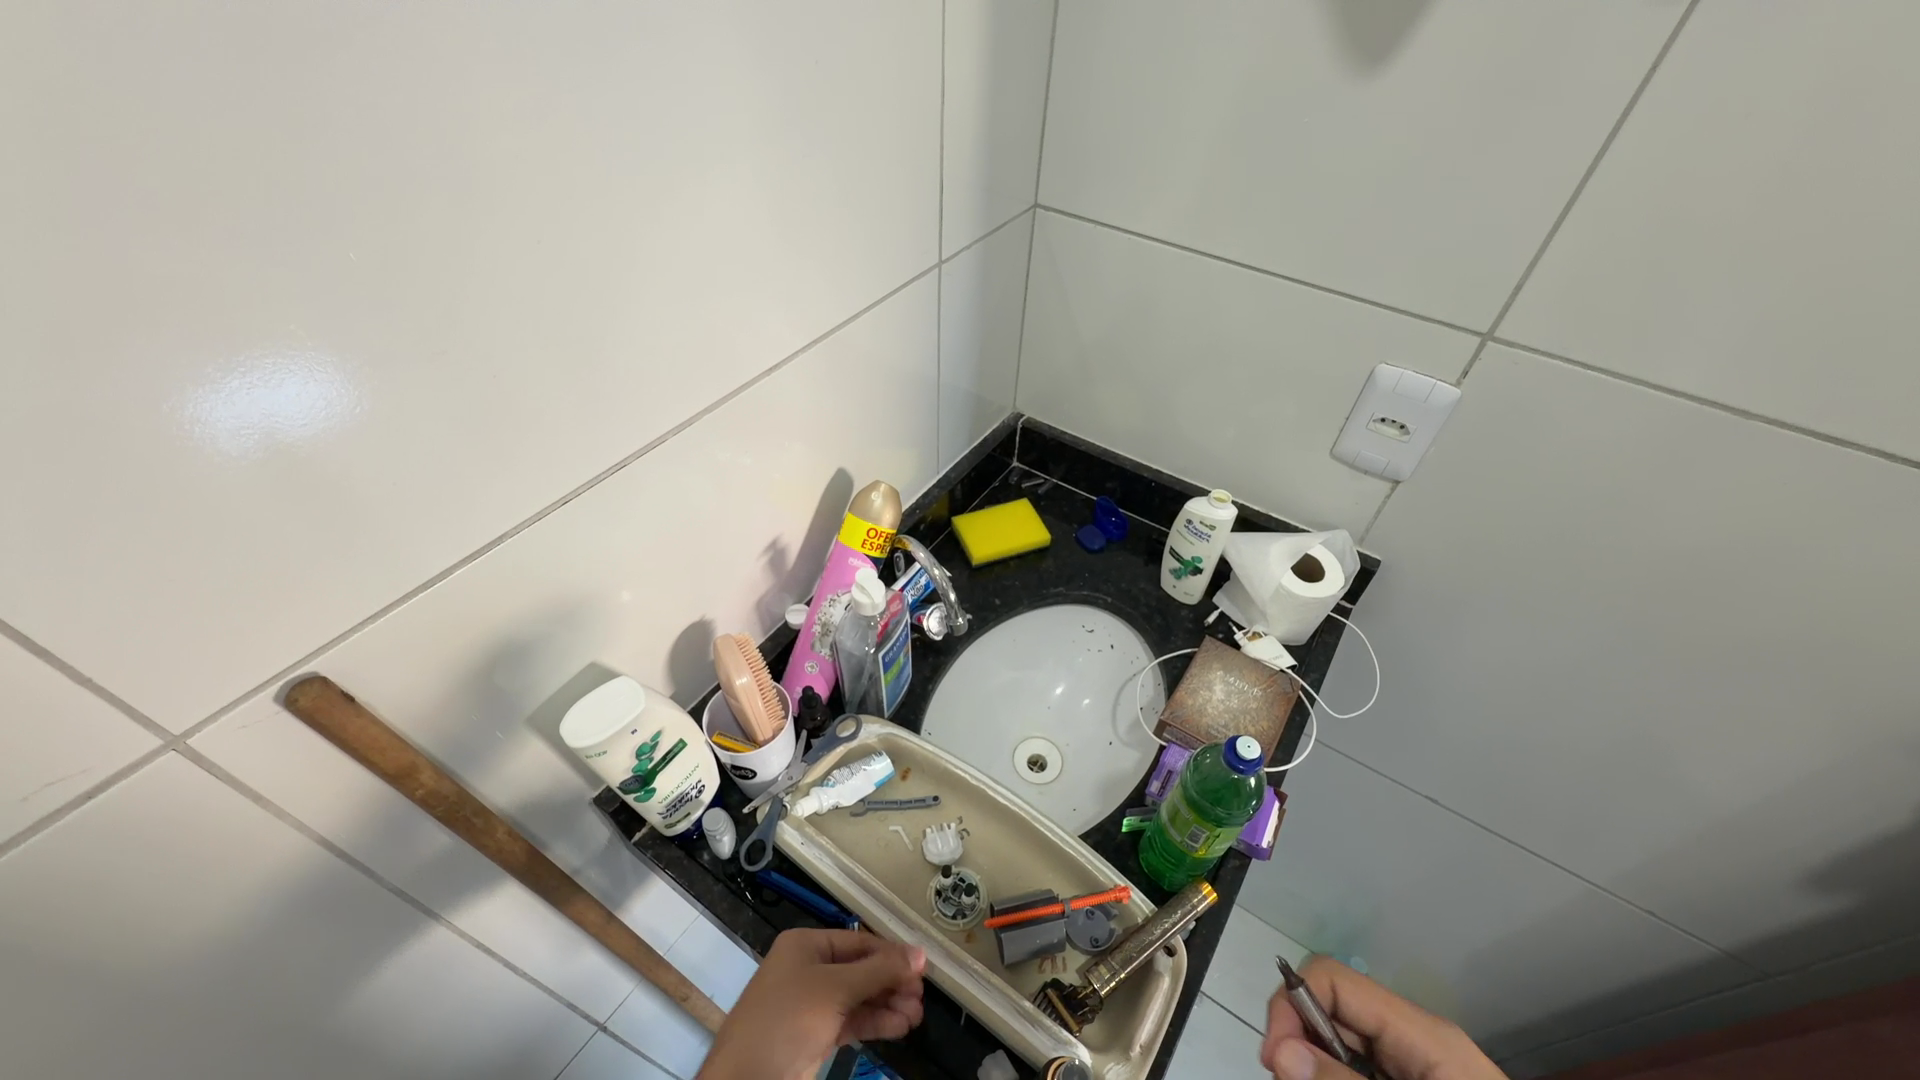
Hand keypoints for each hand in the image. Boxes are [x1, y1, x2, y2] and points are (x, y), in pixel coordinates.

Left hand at [697, 928, 926, 1079]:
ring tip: (916, 1015)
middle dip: (892, 982)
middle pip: (862, 969)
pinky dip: (876, 1022)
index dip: (891, 954)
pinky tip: (900, 1027)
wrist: (748, 1079)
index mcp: (807, 945)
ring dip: (888, 1004)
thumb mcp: (836, 988)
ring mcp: (813, 1004)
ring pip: (860, 997)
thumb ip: (880, 971)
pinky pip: (853, 1020)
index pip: (859, 942)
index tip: (922, 968)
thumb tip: (920, 954)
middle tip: (920, 997)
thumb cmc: (789, 1018)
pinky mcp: (816, 1034)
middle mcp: (810, 969)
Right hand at [1262, 956, 1506, 1079]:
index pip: (1333, 980)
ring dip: (1315, 1076)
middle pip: (1328, 1015)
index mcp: (1422, 1034)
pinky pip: (1354, 1075)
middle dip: (1299, 1052)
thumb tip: (1281, 1052)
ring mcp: (1409, 1070)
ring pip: (1334, 1052)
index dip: (1292, 1006)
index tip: (1274, 1062)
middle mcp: (1411, 1041)